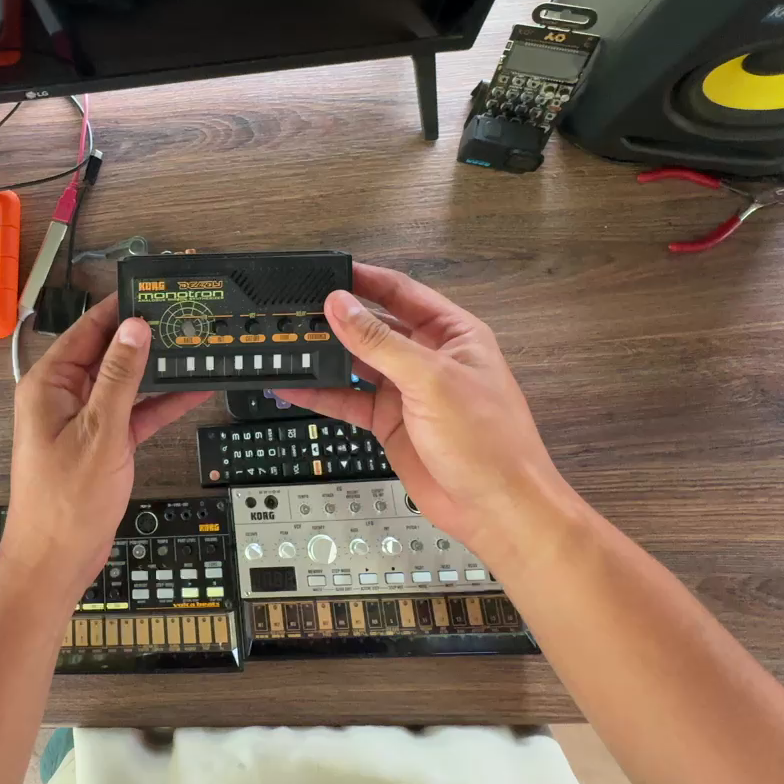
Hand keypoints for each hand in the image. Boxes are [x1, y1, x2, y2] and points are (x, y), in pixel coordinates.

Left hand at [0, 296, 209, 602]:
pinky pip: (134, 412)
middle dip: (143, 336)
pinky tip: (191, 390)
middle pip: (108, 352)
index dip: (119, 308)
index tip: (151, 289)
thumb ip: (119, 377)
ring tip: (193, 345)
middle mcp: (64, 394)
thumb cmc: (63, 500)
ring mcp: (84, 418)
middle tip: (182, 315)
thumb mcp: (99, 431)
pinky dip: (158, 403)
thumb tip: (134, 327)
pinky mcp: (103, 440)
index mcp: (49, 383)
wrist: (55, 561)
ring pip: (125, 382)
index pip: (87, 330)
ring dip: (155, 369)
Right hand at [276, 264, 574, 552]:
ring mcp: (405, 389)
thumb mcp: (431, 381)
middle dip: (337, 318)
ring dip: (324, 355)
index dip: (364, 279)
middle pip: (373, 326)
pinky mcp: (388, 420)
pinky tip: (292, 386)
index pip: (401, 292)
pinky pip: (347, 399)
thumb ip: (380, 341)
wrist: (497, 511)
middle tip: (296, 309)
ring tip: (286, 344)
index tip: (326, 272)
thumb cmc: (487, 441)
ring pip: (355, 362)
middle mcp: (427, 356)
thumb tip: (339, 304)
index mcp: (452, 334)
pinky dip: (320, 393)